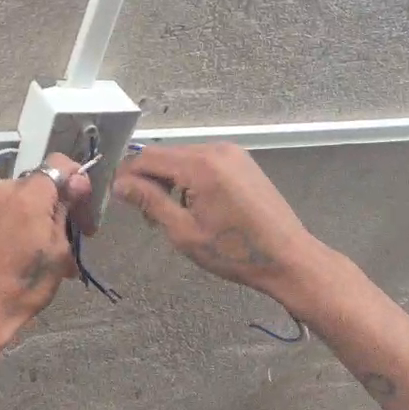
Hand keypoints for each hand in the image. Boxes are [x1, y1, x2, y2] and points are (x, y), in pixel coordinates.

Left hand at [0, 154, 92, 344]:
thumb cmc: (26, 284)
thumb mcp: (59, 250)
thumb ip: (66, 209)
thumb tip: (76, 180)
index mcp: (28, 195)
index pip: (59, 163)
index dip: (75, 179)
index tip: (81, 205)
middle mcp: (3, 187)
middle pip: (39, 182)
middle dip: (56, 201)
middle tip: (68, 233)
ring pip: (20, 194)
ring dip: (34, 211)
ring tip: (40, 245)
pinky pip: (1, 204)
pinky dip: (14, 216)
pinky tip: (17, 245)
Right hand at [113, 142, 324, 301]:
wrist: (290, 260)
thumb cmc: (234, 252)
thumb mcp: (183, 231)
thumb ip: (149, 201)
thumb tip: (119, 184)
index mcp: (199, 165)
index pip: (147, 157)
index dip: (127, 174)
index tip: (118, 196)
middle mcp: (214, 149)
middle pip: (164, 155)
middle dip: (148, 178)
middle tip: (144, 211)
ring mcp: (231, 153)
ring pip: (181, 157)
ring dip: (168, 178)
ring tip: (168, 210)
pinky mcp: (241, 161)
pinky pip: (201, 161)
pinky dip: (188, 176)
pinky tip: (193, 202)